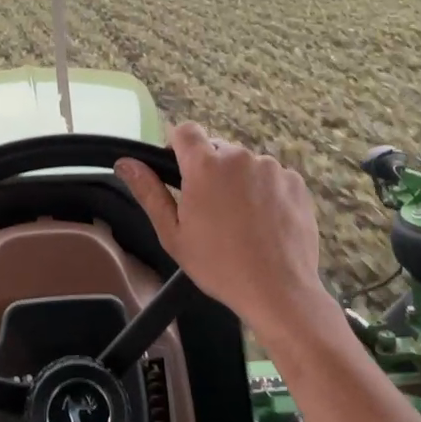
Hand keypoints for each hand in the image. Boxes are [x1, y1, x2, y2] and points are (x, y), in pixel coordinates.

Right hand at [114, 123, 328, 338]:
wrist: (278, 290)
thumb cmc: (219, 266)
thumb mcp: (173, 234)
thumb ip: (149, 192)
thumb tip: (125, 163)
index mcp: (205, 166)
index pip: (186, 131)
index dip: (179, 147)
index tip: (180, 173)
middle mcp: (240, 157)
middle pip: (217, 149)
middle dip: (210, 171)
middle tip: (210, 210)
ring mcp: (272, 168)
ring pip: (246, 165)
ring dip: (239, 182)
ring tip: (241, 222)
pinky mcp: (295, 182)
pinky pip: (272, 178)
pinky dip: (266, 193)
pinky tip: (265, 224)